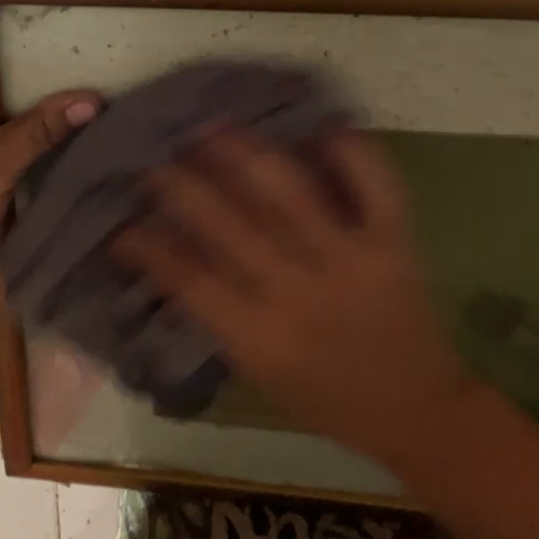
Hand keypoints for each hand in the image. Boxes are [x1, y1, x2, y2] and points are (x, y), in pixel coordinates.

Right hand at [113, 126, 470, 465]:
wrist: (419, 413)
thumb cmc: (322, 396)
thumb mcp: (255, 369)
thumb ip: (213, 312)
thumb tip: (163, 253)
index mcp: (260, 337)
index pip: (186, 276)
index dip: (145, 243)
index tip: (120, 220)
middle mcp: (299, 292)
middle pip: (225, 222)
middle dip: (178, 183)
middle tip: (151, 156)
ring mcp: (350, 261)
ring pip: (286, 190)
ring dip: (241, 151)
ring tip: (210, 126)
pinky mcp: (394, 243)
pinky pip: (373, 182)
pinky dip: (346, 149)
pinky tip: (315, 126)